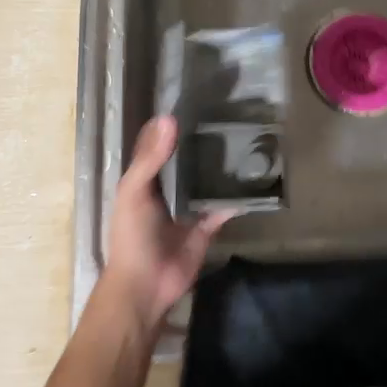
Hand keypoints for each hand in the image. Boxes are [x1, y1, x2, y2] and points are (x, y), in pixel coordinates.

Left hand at [100, 116, 231, 335]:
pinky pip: (224, 209)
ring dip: (221, 168)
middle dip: (202, 144)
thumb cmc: (131, 235)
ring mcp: (188, 209)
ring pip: (207, 182)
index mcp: (144, 180)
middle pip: (186, 161)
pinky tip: (254, 181)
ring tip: (247, 140)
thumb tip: (169, 118)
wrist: (145, 285)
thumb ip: (150, 158)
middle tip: (230, 116)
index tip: (195, 101)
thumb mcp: (134, 191)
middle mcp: (167, 190)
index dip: (172, 126)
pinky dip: (236, 199)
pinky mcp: (206, 228)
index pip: (159, 145)